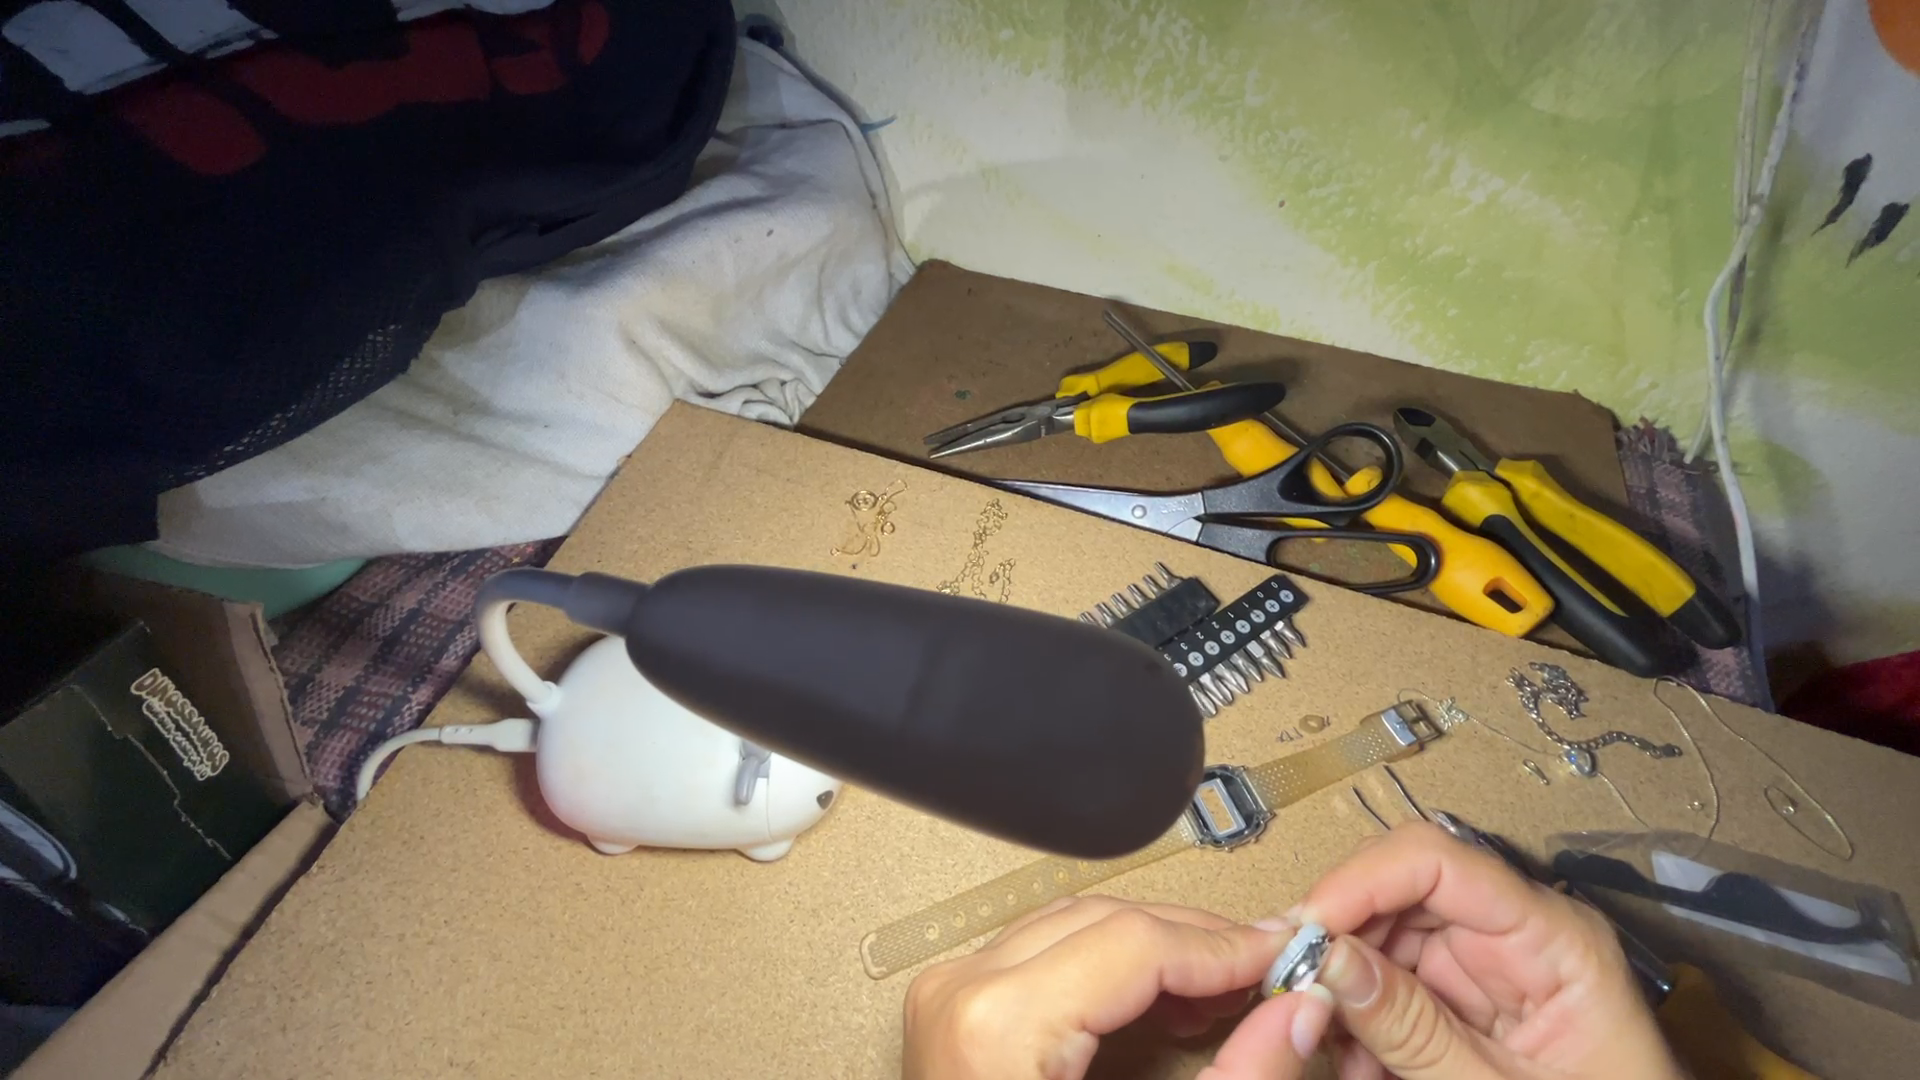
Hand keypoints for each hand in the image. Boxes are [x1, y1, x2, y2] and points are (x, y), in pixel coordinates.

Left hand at [901, 895, 1334, 1079]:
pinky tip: (1162, 996)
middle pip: (1101, 921)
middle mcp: (963, 986)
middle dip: (1191, 939)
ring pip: (1071, 924)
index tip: (1283, 954)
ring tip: (1223, 983)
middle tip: (1263, 966)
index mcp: (1000, 1024)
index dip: (1217, 947)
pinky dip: (1107, 961)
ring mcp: (949, 986)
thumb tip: (1300, 1010)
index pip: (1130, 943)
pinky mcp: (951, 997)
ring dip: (1152, 944)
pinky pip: (1041, 949)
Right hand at [1292, 822, 1686, 1079]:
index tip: (1306, 929)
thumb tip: (1321, 957)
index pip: (1437, 860)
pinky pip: (1386, 975)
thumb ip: (1412, 1030)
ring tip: (1322, 1038)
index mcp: (1551, 937)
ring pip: (1378, 931)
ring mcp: (1482, 958)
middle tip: (1291, 982)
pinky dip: (1356, 1010)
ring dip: (1340, 979)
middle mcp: (1510, 929)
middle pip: (1394, 888)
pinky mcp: (1461, 990)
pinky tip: (1348, 1056)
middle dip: (1337, 933)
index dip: (1359, 880)